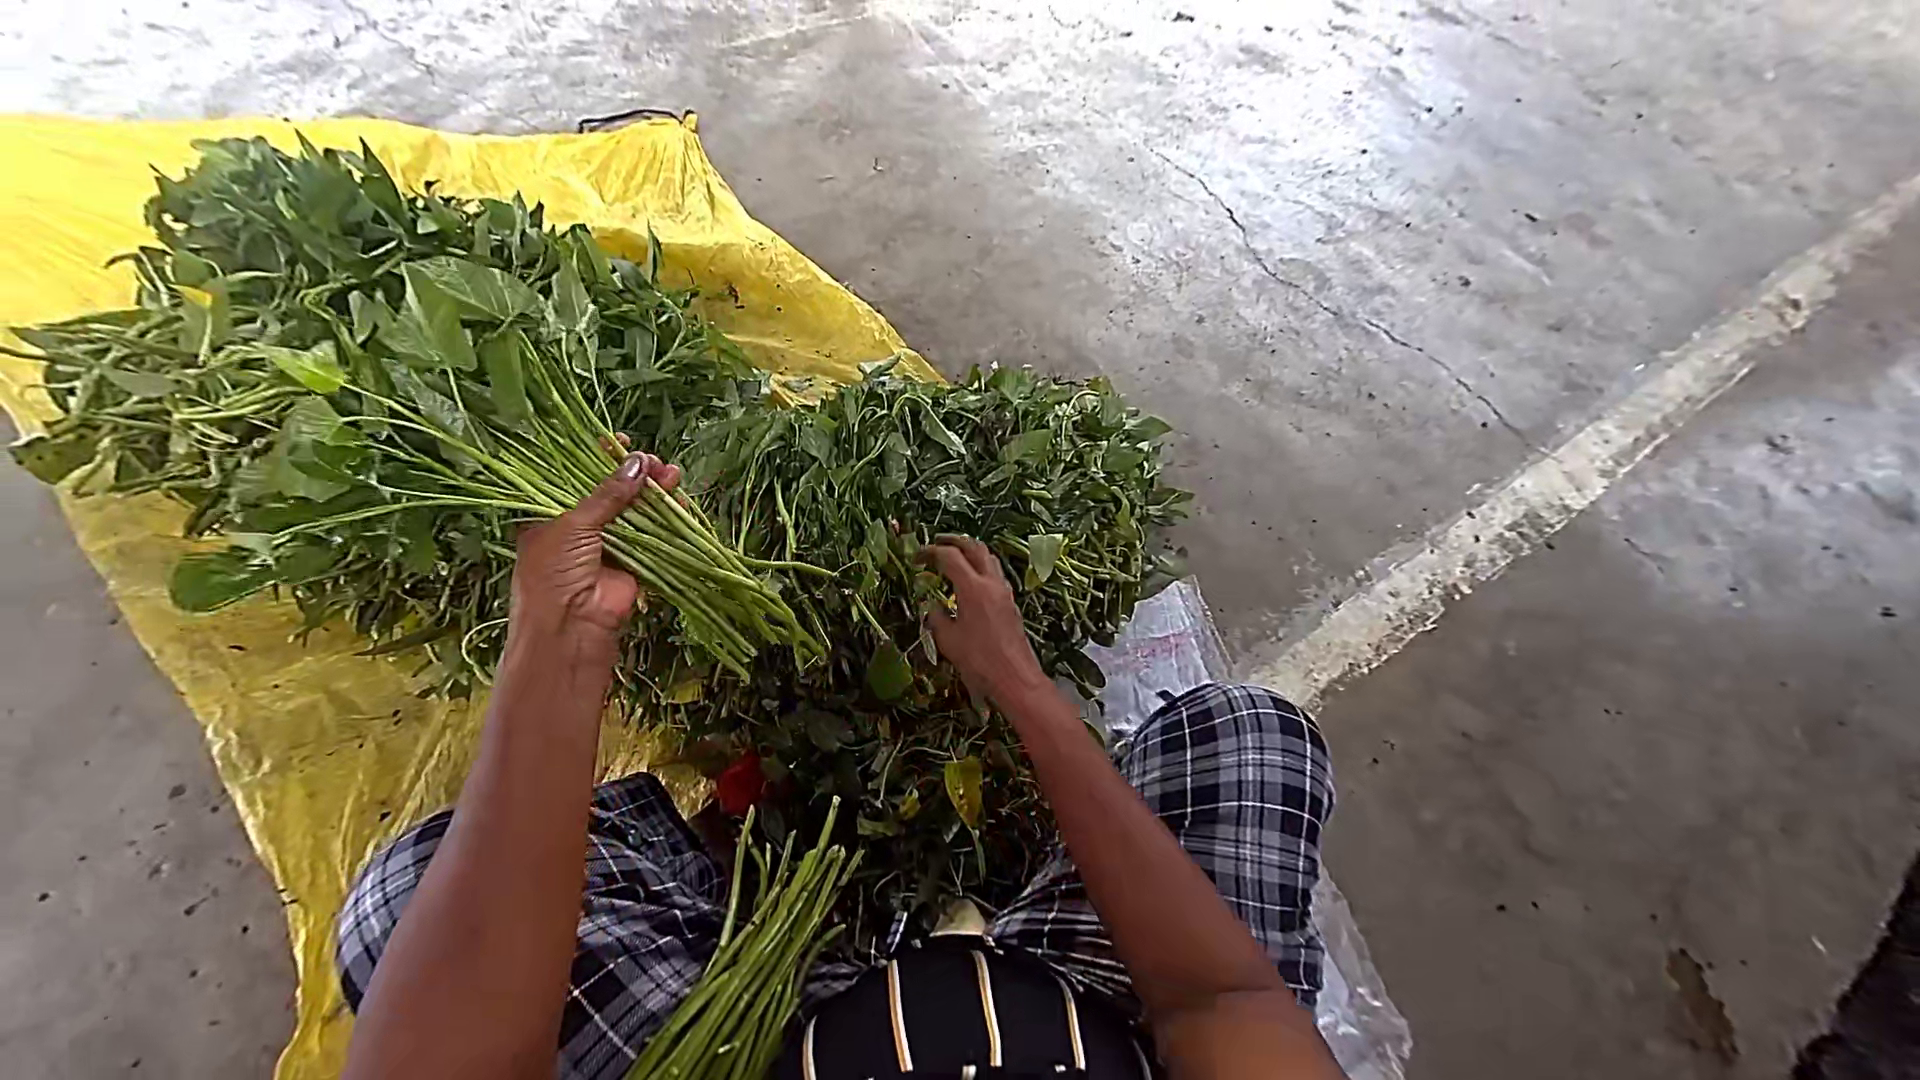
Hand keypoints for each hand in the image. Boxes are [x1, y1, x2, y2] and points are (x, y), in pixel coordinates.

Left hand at [510, 449, 680, 644]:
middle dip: (635, 475)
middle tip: (655, 462)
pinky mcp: (637, 560)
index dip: (599, 460)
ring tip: (672, 475)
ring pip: (638, 511)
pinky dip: (668, 518)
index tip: (619, 443)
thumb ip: (607, 495)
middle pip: (614, 493)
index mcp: (554, 516)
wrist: (572, 625)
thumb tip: (636, 464)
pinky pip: (655, 534)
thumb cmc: (554, 573)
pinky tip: (679, 501)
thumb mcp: (573, 525)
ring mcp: (612, 544)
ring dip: (655, 494)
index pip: (578, 479)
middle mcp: (583, 528)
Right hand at [920, 535, 1048, 704]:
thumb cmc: (979, 661)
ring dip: (970, 552)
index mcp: (973, 588)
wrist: (1015, 678)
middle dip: (954, 541)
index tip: (918, 557)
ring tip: (954, 558)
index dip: (931, 552)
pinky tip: (970, 583)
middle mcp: (992, 584)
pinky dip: (980, 569)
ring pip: (989, 559)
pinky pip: (994, 575)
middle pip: (975, 548)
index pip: (950, 557)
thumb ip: (937, 618)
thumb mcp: (948, 640)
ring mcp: (1004, 592)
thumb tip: (932, 607)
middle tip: (937, 543)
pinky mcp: (1011, 604)